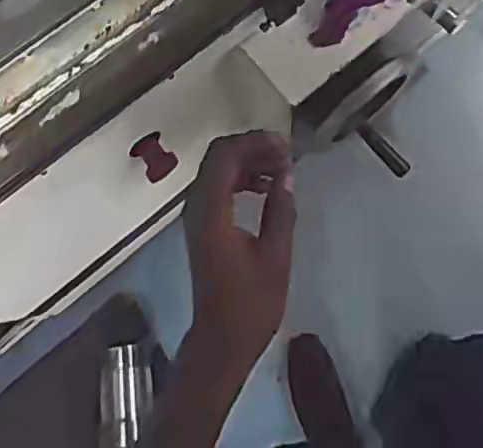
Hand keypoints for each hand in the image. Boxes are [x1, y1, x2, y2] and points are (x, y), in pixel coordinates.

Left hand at [184, 131, 296, 365]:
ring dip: (247, 162)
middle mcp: (196, 205)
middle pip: (218, 156)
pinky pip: (218, 185)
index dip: (253, 142)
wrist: (220, 341)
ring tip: (281, 169)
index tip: (283, 145)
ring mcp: (196, 213)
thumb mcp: (275, 258)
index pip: (224, 156)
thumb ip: (280, 211)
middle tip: (284, 153)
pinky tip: (266, 187)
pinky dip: (241, 178)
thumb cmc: (249, 305)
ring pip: (217, 169)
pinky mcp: (201, 223)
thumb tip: (287, 174)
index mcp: (211, 211)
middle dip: (251, 147)